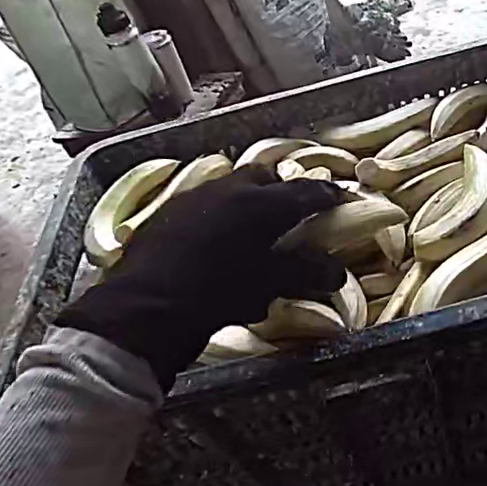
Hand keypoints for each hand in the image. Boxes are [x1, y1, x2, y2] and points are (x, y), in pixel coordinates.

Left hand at [55, 167, 344, 384]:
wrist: (148, 307)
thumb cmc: (220, 293)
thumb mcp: (272, 284)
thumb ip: (307, 272)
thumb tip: (337, 270)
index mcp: (262, 204)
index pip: (306, 192)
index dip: (326, 194)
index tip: (338, 197)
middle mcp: (230, 190)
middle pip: (266, 178)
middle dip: (283, 191)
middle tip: (293, 212)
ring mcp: (195, 198)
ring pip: (232, 188)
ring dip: (250, 201)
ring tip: (256, 226)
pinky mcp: (169, 212)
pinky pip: (206, 204)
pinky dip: (222, 214)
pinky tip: (218, 241)